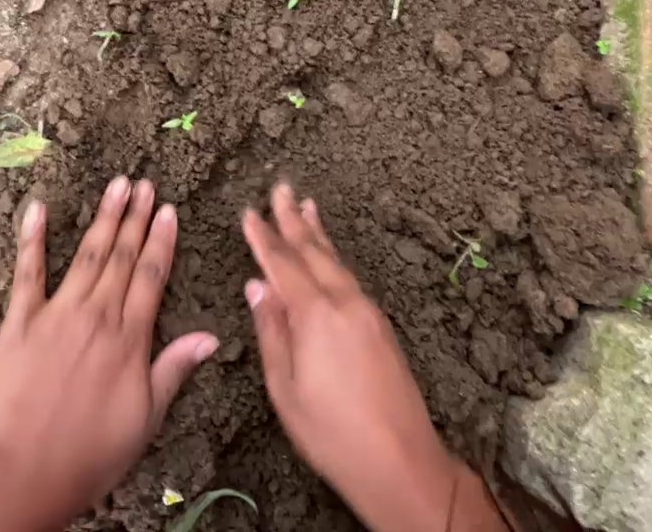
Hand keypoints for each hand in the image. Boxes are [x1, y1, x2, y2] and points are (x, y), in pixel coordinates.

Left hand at [0, 177, 218, 530]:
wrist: (26, 472)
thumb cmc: (92, 452)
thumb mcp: (146, 417)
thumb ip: (174, 369)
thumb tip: (211, 336)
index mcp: (129, 337)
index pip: (152, 275)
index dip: (161, 240)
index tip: (168, 210)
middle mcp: (97, 315)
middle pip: (122, 256)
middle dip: (136, 217)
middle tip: (145, 183)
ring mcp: (57, 313)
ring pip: (87, 254)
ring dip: (104, 218)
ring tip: (116, 186)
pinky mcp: (20, 321)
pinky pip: (27, 273)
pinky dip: (33, 238)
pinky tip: (39, 209)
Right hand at [242, 184, 477, 531]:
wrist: (402, 462)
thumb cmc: (332, 433)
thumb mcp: (285, 388)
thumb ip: (271, 331)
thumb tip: (257, 286)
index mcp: (316, 315)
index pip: (282, 265)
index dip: (263, 237)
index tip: (249, 211)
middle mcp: (345, 303)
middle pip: (313, 251)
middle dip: (293, 219)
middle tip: (280, 187)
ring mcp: (368, 312)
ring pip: (335, 261)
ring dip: (317, 233)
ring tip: (306, 205)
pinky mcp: (381, 326)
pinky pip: (349, 277)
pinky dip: (333, 257)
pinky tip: (328, 255)